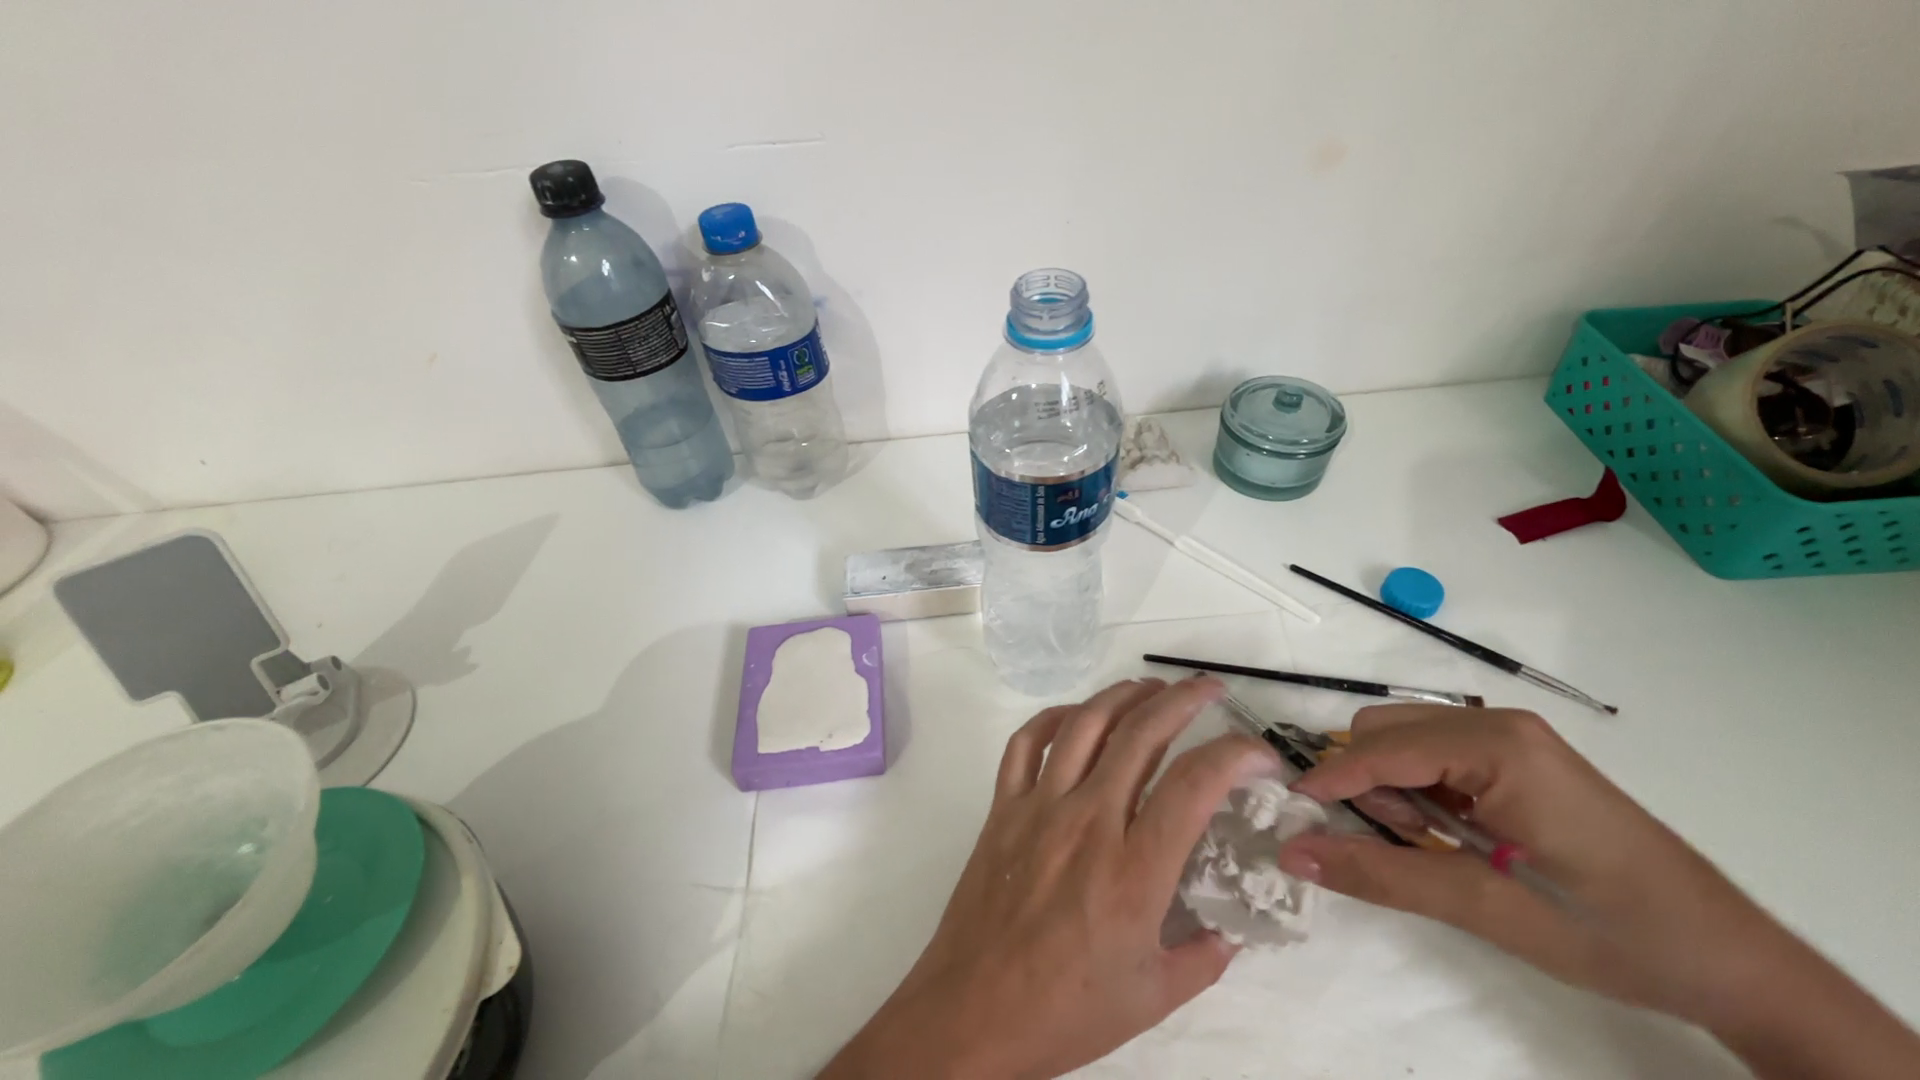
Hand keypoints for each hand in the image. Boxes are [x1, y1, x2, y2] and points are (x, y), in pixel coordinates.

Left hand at [819, 677, 1282, 1079]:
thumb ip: (1205, 957)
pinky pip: (1026, 744)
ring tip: (1152, 687)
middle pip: (1141, 733)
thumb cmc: (1065, 1012)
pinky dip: (1055, 717)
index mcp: (1134, 869)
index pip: (1196, 783)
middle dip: (1184, 699)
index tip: (1259, 756)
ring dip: (1123, 694)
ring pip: (1085, 725)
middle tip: (1210, 689)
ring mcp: (1038, 809)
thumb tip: (1232, 930)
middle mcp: (1088, 822)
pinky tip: (1078, 716)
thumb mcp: (1154, 996)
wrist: (972, 1014)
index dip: (1237, 754)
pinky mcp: (1002, 810)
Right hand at [1279, 705, 1919, 1079]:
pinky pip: (1435, 756)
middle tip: (1392, 846)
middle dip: (1364, 783)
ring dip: (1390, 789)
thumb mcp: (1489, 910)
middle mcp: (1500, 724)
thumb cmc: (1614, 932)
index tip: (1288, 821)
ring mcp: (1512, 738)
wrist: (1728, 958)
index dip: (1327, 783)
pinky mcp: (1518, 759)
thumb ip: (1382, 874)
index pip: (1380, 748)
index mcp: (1498, 746)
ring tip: (1429, 849)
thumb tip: (1291, 852)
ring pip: (1404, 740)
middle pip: (1385, 730)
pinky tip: (1450, 838)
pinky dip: (1419, 792)